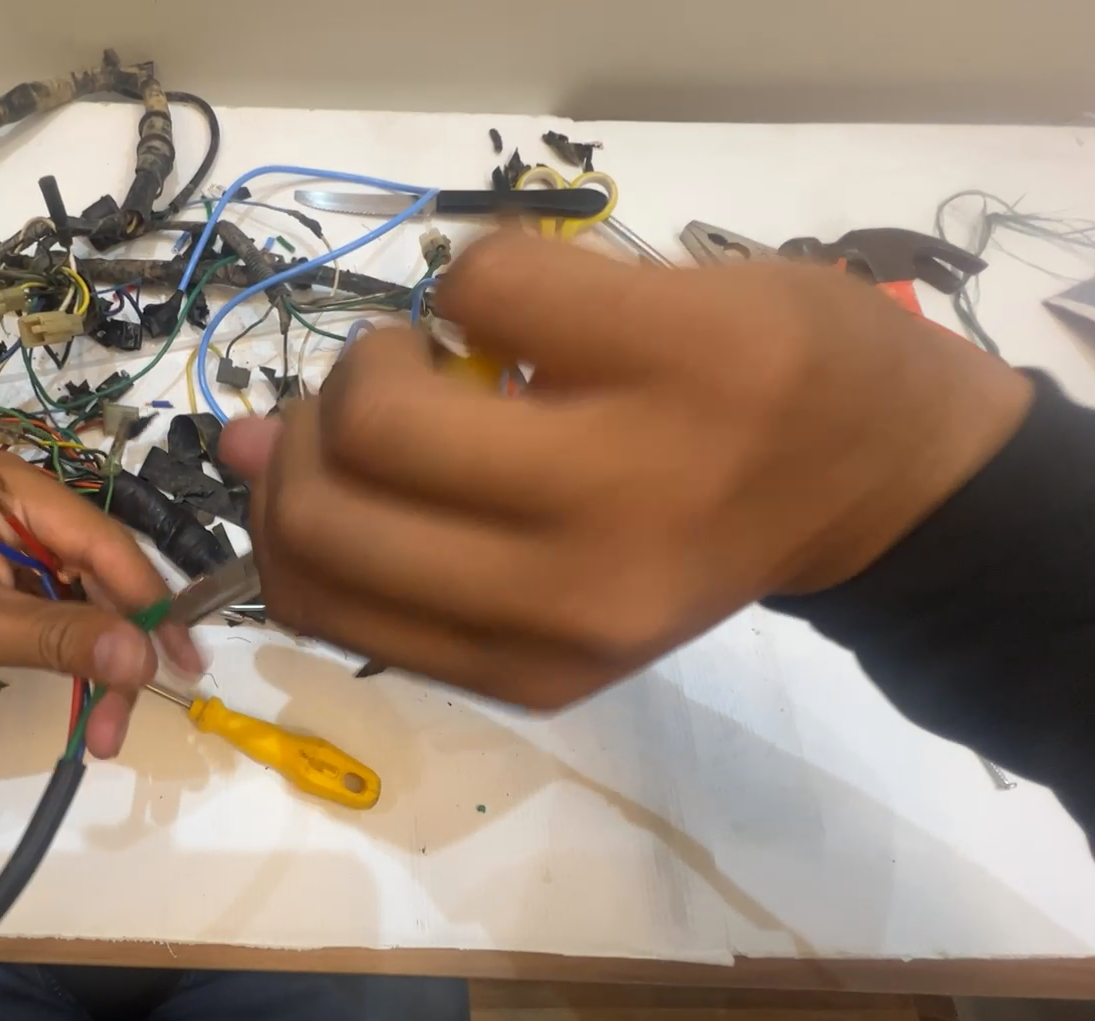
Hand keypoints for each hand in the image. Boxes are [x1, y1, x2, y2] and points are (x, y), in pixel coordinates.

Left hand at [0, 454, 201, 756]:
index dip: (144, 599)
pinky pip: (74, 624)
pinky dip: (86, 666)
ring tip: (107, 730)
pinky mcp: (25, 591)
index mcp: (13, 489)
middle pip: (106, 576)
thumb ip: (59, 637)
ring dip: (109, 666)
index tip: (177, 657)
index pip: (100, 540)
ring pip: (98, 606)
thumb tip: (143, 658)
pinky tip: (95, 707)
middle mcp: (30, 511)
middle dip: (124, 645)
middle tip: (135, 708)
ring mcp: (29, 552)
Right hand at [221, 230, 1032, 707]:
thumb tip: (229, 445)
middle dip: (310, 430)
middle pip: (319, 502)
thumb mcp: (507, 567)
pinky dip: (472, 283)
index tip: (319, 466)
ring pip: (375, 404)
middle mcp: (559, 598)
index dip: (278, 510)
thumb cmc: (665, 529)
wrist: (865, 472)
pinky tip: (530, 312)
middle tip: (367, 404)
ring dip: (374, 358)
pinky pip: (480, 286)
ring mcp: (623, 479)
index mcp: (510, 662)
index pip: (304, 591)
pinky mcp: (676, 349)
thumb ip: (369, 530)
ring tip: (434, 359)